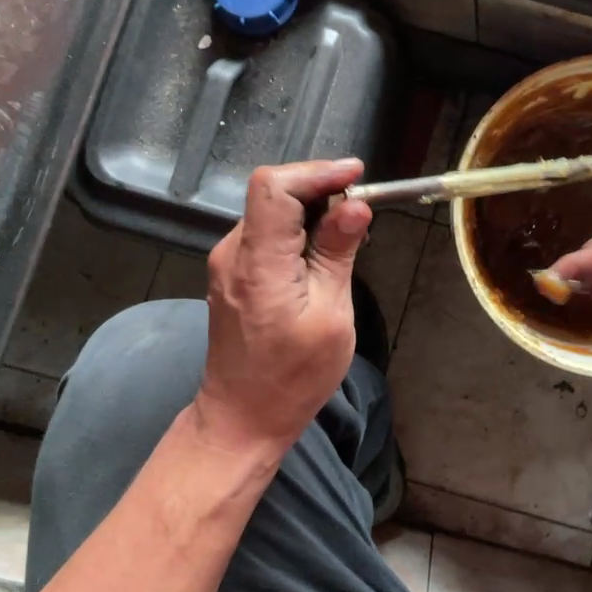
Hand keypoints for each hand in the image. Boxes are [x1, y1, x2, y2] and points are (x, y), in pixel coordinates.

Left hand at [193, 159, 372, 453]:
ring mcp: (229, 262)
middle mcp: (234, 253)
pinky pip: (267, 232)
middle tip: (362, 206)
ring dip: (311, 208)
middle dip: (320, 187)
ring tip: (350, 229)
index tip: (356, 178)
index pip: (273, 187)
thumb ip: (338, 254)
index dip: (316, 173)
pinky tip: (324, 248)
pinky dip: (298, 228)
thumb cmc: (292, 377)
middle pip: (272, 192)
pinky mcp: (234, 273)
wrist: (241, 418)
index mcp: (258, 264)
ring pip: (270, 210)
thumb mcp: (331, 316)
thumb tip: (356, 206)